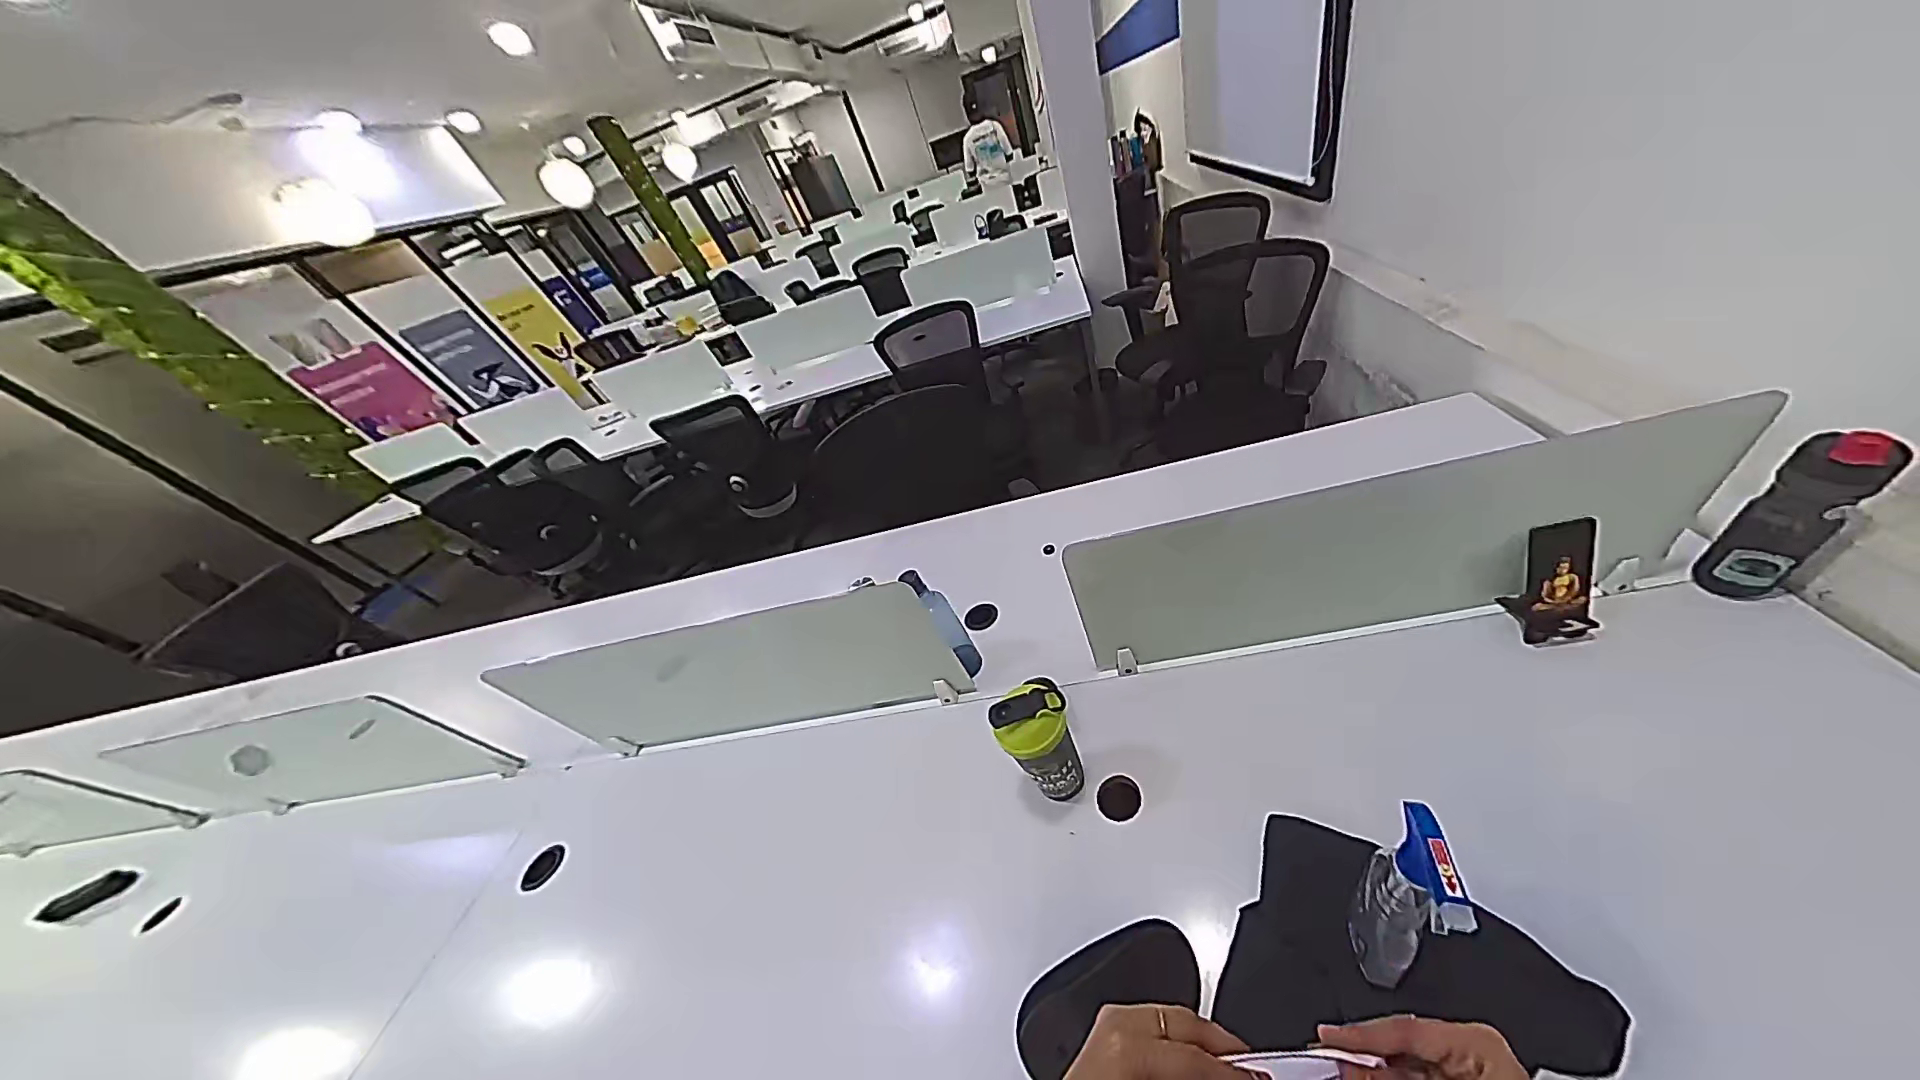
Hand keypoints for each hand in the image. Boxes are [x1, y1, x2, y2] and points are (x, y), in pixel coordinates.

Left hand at [1063, 1004, 1251, 1079]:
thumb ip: (1193, 1076)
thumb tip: (1233, 1077)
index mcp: (1126, 1047)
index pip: (1194, 1057)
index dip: (1235, 1072)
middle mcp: (1112, 1024)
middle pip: (1182, 1020)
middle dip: (1221, 1043)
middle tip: (1254, 1067)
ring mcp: (1103, 1022)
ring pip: (1166, 1015)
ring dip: (1199, 1036)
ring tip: (1227, 1060)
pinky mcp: (1100, 1031)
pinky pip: (1147, 1020)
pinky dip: (1174, 1033)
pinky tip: (1190, 1052)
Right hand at [1316, 1016, 1525, 1079]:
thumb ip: (1392, 1077)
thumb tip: (1346, 1065)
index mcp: (1478, 1042)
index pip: (1404, 1027)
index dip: (1358, 1033)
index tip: (1325, 1038)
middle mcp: (1474, 1051)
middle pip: (1401, 1042)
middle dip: (1360, 1053)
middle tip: (1323, 1056)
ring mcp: (1470, 1070)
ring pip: (1405, 1062)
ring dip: (1370, 1069)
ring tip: (1338, 1069)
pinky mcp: (1464, 1078)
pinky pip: (1415, 1075)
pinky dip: (1387, 1077)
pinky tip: (1362, 1077)